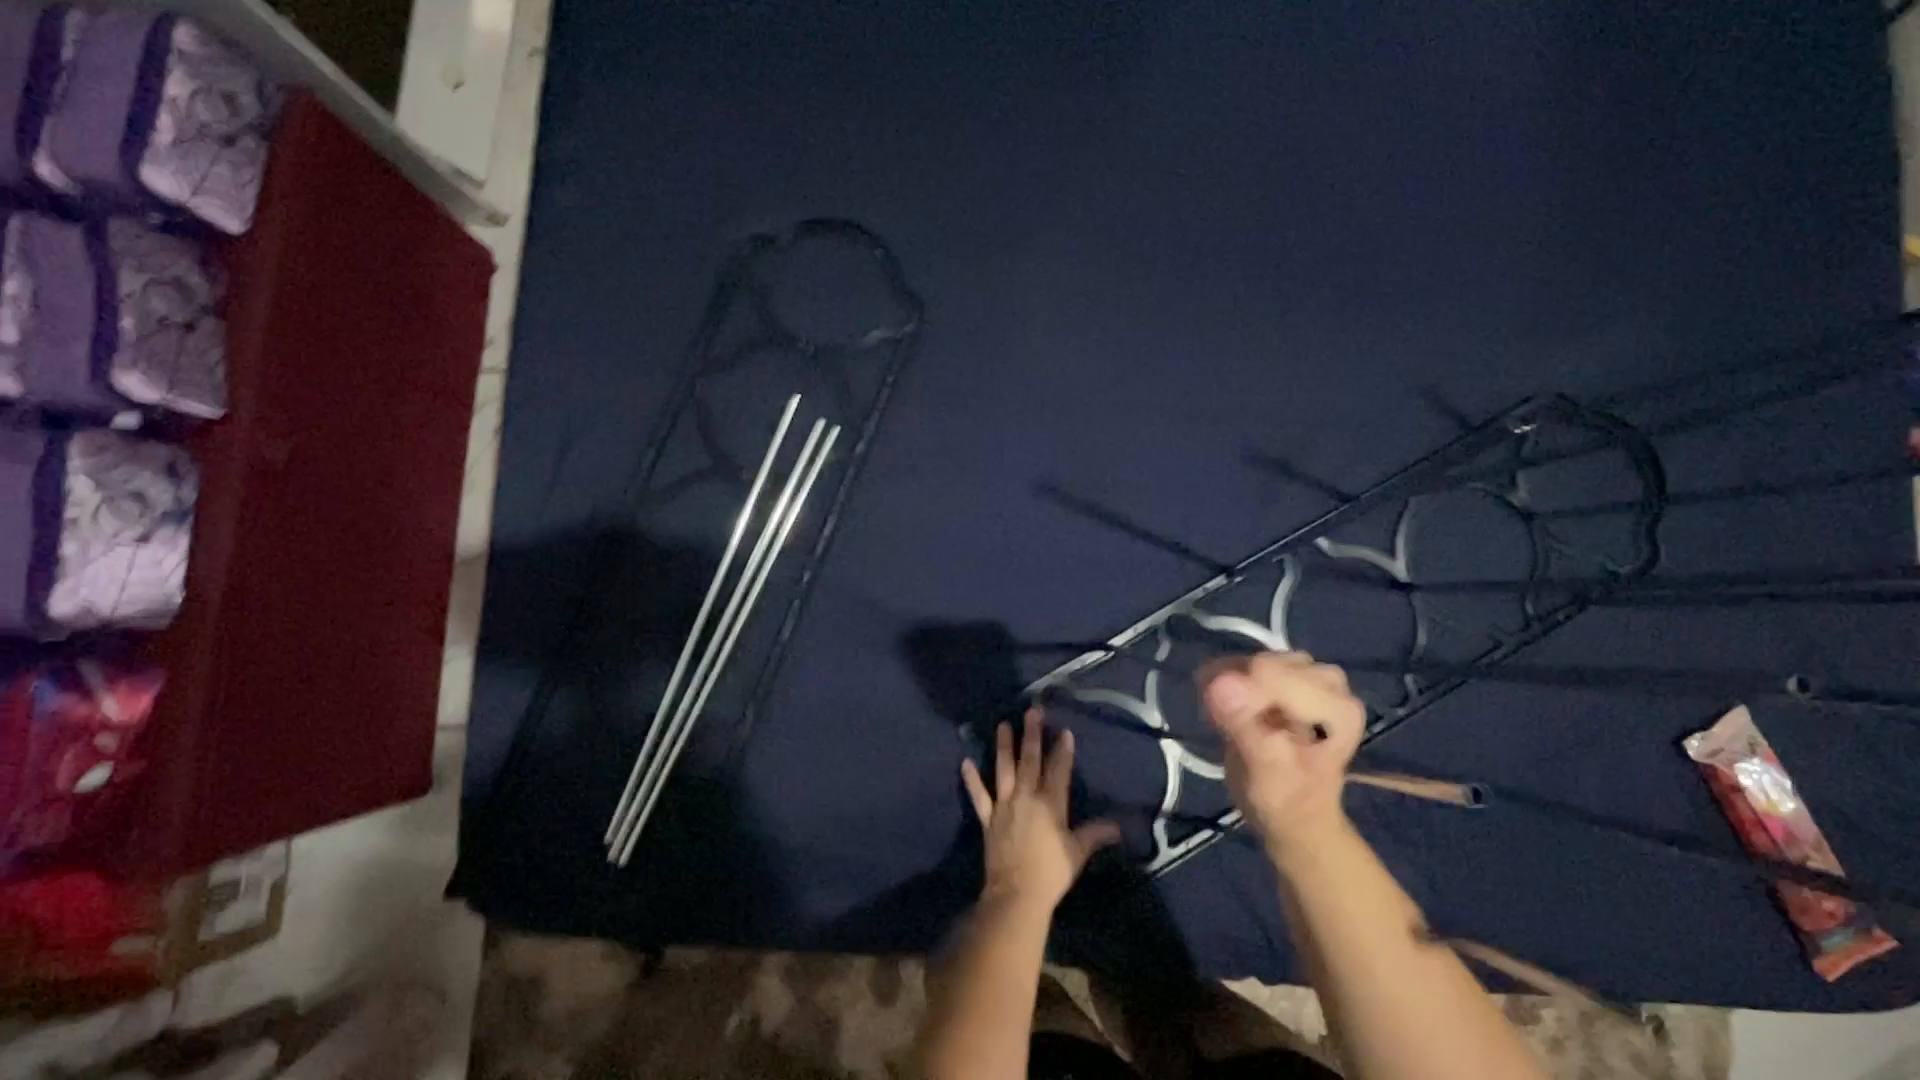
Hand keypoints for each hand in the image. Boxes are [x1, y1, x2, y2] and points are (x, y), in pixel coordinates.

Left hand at [960, 707, 1120, 913]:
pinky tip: (965, 762)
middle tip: (1032, 711)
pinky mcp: (988, 819)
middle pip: (1029, 761)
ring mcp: (1004, 806)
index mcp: (1051, 803)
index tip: (1064, 731)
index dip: (1062, 750)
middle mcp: (1026, 797)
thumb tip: (1120, 826)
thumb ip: (1096, 834)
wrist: (1016, 894)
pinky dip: (972, 779)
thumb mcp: (1078, 852)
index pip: (1058, 770)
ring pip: (1003, 769)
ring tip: (1002, 725)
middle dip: (1032, 735)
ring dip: (1002, 746)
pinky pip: (979, 795)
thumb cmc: (1052, 872)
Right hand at [1198, 651, 1363, 854]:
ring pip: (1251, 661)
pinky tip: (1226, 713)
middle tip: (1230, 729)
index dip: (1243, 698)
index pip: (1275, 676)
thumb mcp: (1266, 775)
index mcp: (1337, 707)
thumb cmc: (1285, 802)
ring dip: (1228, 688)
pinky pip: (1242, 664)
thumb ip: (1247, 728)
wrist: (1292, 816)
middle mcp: (1328, 683)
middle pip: (1264, 664)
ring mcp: (1306, 677)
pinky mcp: (1283, 676)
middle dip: (1238, 692)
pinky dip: (1224, 683)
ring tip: (1227, 723)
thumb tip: (1220, 683)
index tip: (1233, 731)